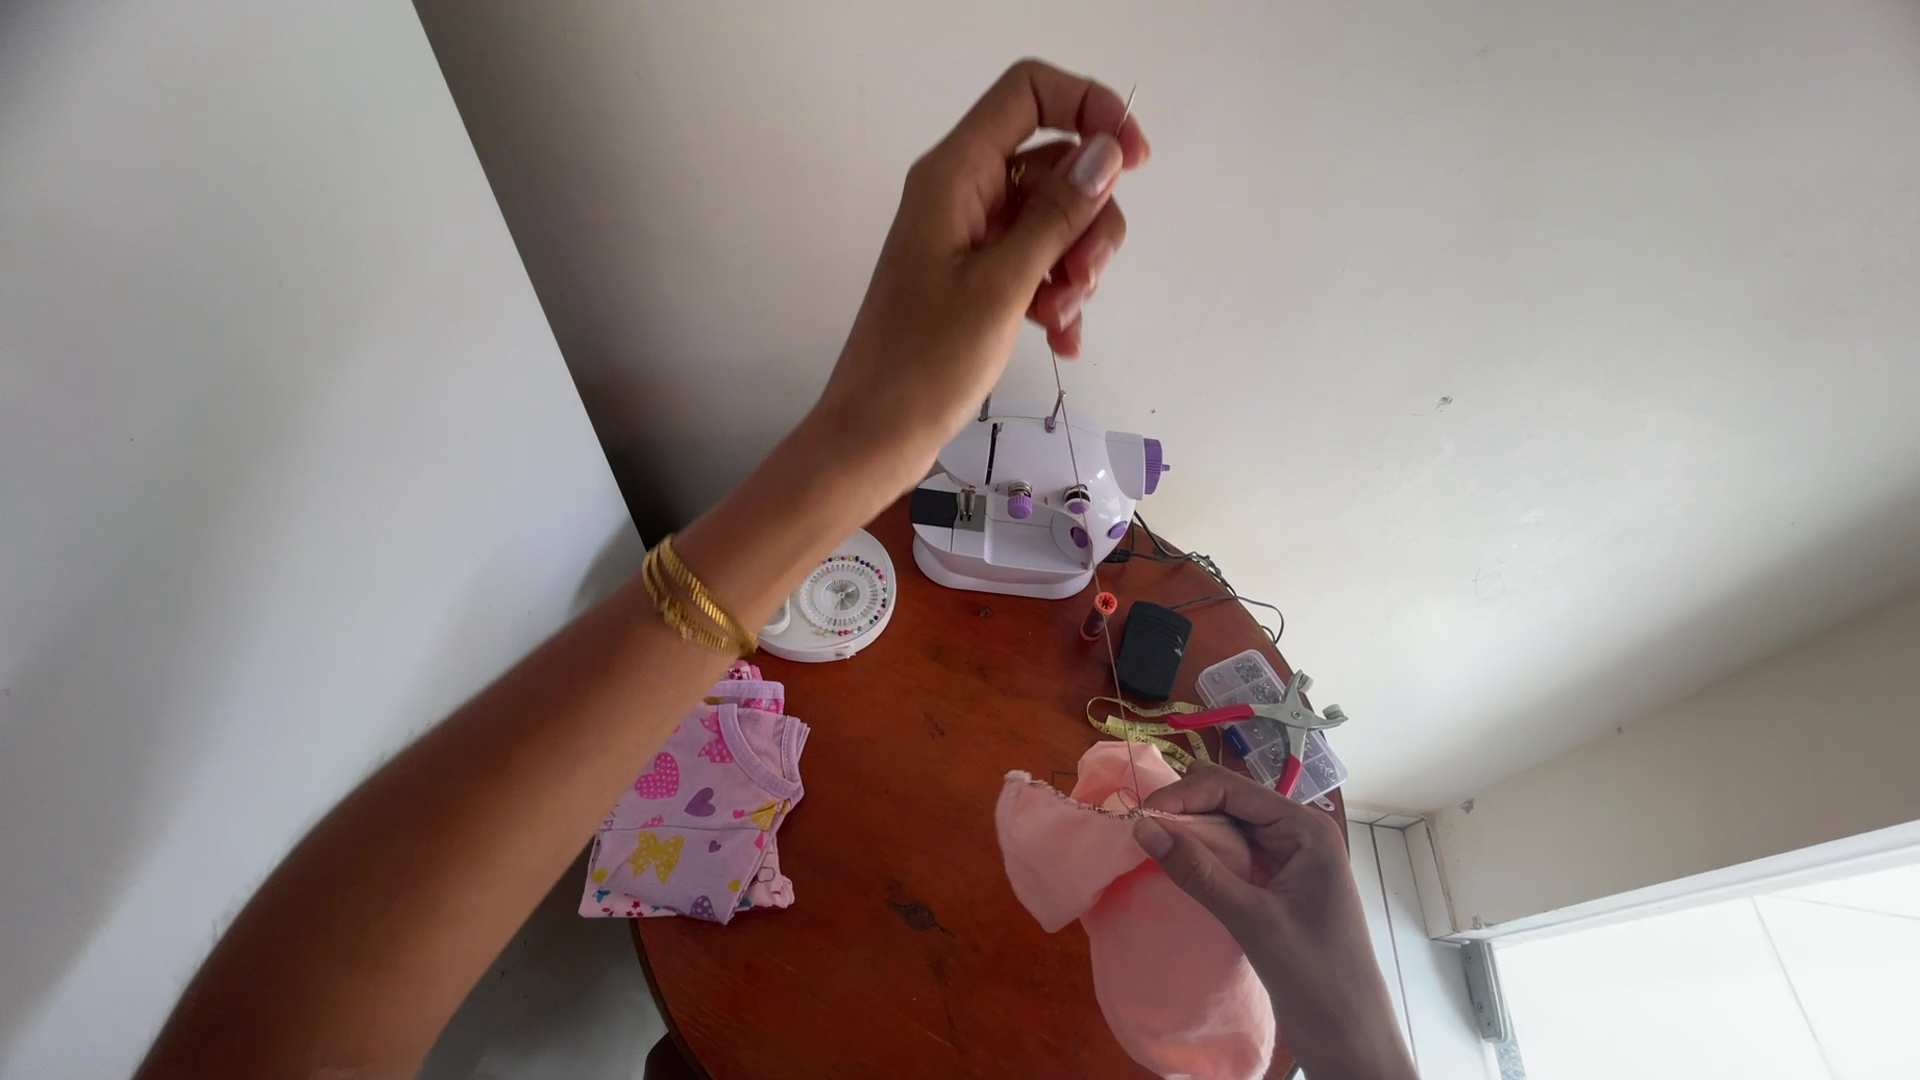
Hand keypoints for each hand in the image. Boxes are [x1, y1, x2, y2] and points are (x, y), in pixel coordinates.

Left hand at [808, 59, 1148, 501]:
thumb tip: (1105, 155)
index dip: (1089, 109)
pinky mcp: (974, 285)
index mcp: (955, 175)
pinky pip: (1034, 269)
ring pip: (1050, 225)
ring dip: (1074, 269)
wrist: (878, 432)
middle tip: (1084, 277)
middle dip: (1087, 220)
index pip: (1029, 94)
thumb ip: (1056, 216)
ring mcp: (969, 244)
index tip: (1133, 162)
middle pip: (1052, 168)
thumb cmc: (926, 361)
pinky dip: (1055, 298)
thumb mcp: (1002, 285)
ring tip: (1061, 319)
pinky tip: (1064, 342)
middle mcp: (962, 197)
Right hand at [1132, 763, 1419, 1079]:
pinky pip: (1226, 846)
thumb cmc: (1317, 980)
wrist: (1352, 1043)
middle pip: (1224, 795)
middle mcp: (1294, 829)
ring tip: (1151, 844)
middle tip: (1142, 832)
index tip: (1139, 818)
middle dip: (1181, 806)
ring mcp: (1283, 853)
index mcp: (1304, 827)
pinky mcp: (1271, 876)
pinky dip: (1197, 848)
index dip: (1181, 794)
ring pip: (1222, 819)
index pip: (1230, 787)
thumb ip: (1198, 871)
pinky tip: (1175, 861)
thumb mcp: (1254, 922)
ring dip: (1187, 827)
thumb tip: (1141, 828)